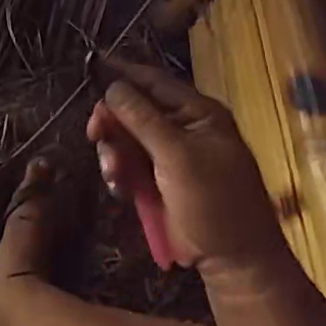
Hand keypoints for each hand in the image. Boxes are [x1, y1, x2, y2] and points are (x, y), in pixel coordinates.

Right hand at [88, 59, 289, 277]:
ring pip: (127, 138)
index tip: (91, 63)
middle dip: (113, 121)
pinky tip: (120, 187)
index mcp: (198, 112)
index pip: (154, 80)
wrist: (234, 262)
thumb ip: (142, 118)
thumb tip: (113, 86)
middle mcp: (183, 127)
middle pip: (134, 109)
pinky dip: (120, 172)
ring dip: (114, 152)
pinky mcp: (159, 180)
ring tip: (114, 173)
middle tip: (95, 134)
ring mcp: (170, 155)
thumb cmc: (214, 202)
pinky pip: (129, 164)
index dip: (122, 71)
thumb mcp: (177, 156)